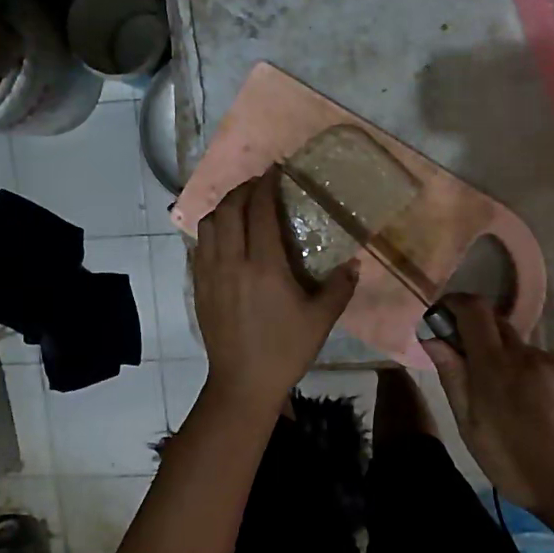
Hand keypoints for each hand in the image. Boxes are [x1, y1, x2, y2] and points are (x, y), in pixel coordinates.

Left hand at [191, 167, 357, 408]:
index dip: (266, 186)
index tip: (274, 170)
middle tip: (259, 184)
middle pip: (229, 210)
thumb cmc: (284, 350)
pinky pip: (200, 245)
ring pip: (209, 224)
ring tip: (240, 204)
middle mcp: (231, 262)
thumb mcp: (320, 320)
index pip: (260, 211)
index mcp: (263, 265)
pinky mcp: (199, 286)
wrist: (242, 382)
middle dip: (243, 189)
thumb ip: (340, 288)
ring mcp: (210, 273)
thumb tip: (354, 264)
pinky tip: (225, 234)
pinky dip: (212, 229)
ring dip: (224, 206)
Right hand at [421, 294, 553, 515]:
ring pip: (517, 346)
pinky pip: (538, 363)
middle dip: (473, 331)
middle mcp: (526, 355)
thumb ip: (452, 376)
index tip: (439, 318)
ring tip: (499, 399)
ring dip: (500, 358)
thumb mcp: (470, 425)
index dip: (453, 303)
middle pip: (495, 321)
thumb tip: (433, 339)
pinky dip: (524, 373)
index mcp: (495, 364)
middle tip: (463, 363)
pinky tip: (528, 408)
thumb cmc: (515, 463)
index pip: (474, 308)